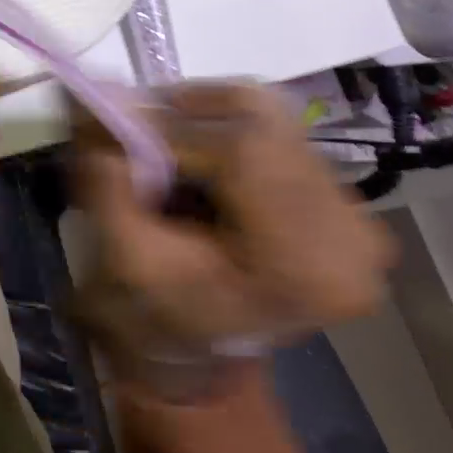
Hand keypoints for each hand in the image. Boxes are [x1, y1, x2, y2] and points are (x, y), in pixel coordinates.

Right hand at [74, 83, 395, 396]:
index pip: (245, 151)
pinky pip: (276, 129)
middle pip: (263, 126)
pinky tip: (194, 157)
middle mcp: (353, 235)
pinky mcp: (341, 199)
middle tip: (132, 130)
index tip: (117, 132)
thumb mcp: (121, 257)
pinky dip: (220, 127)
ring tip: (162, 146)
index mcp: (307, 264)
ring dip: (201, 119)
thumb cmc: (157, 312)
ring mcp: (357, 216)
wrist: (196, 348)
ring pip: (268, 117)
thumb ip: (109, 184)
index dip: (172, 129)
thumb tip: (94, 104)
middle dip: (184, 117)